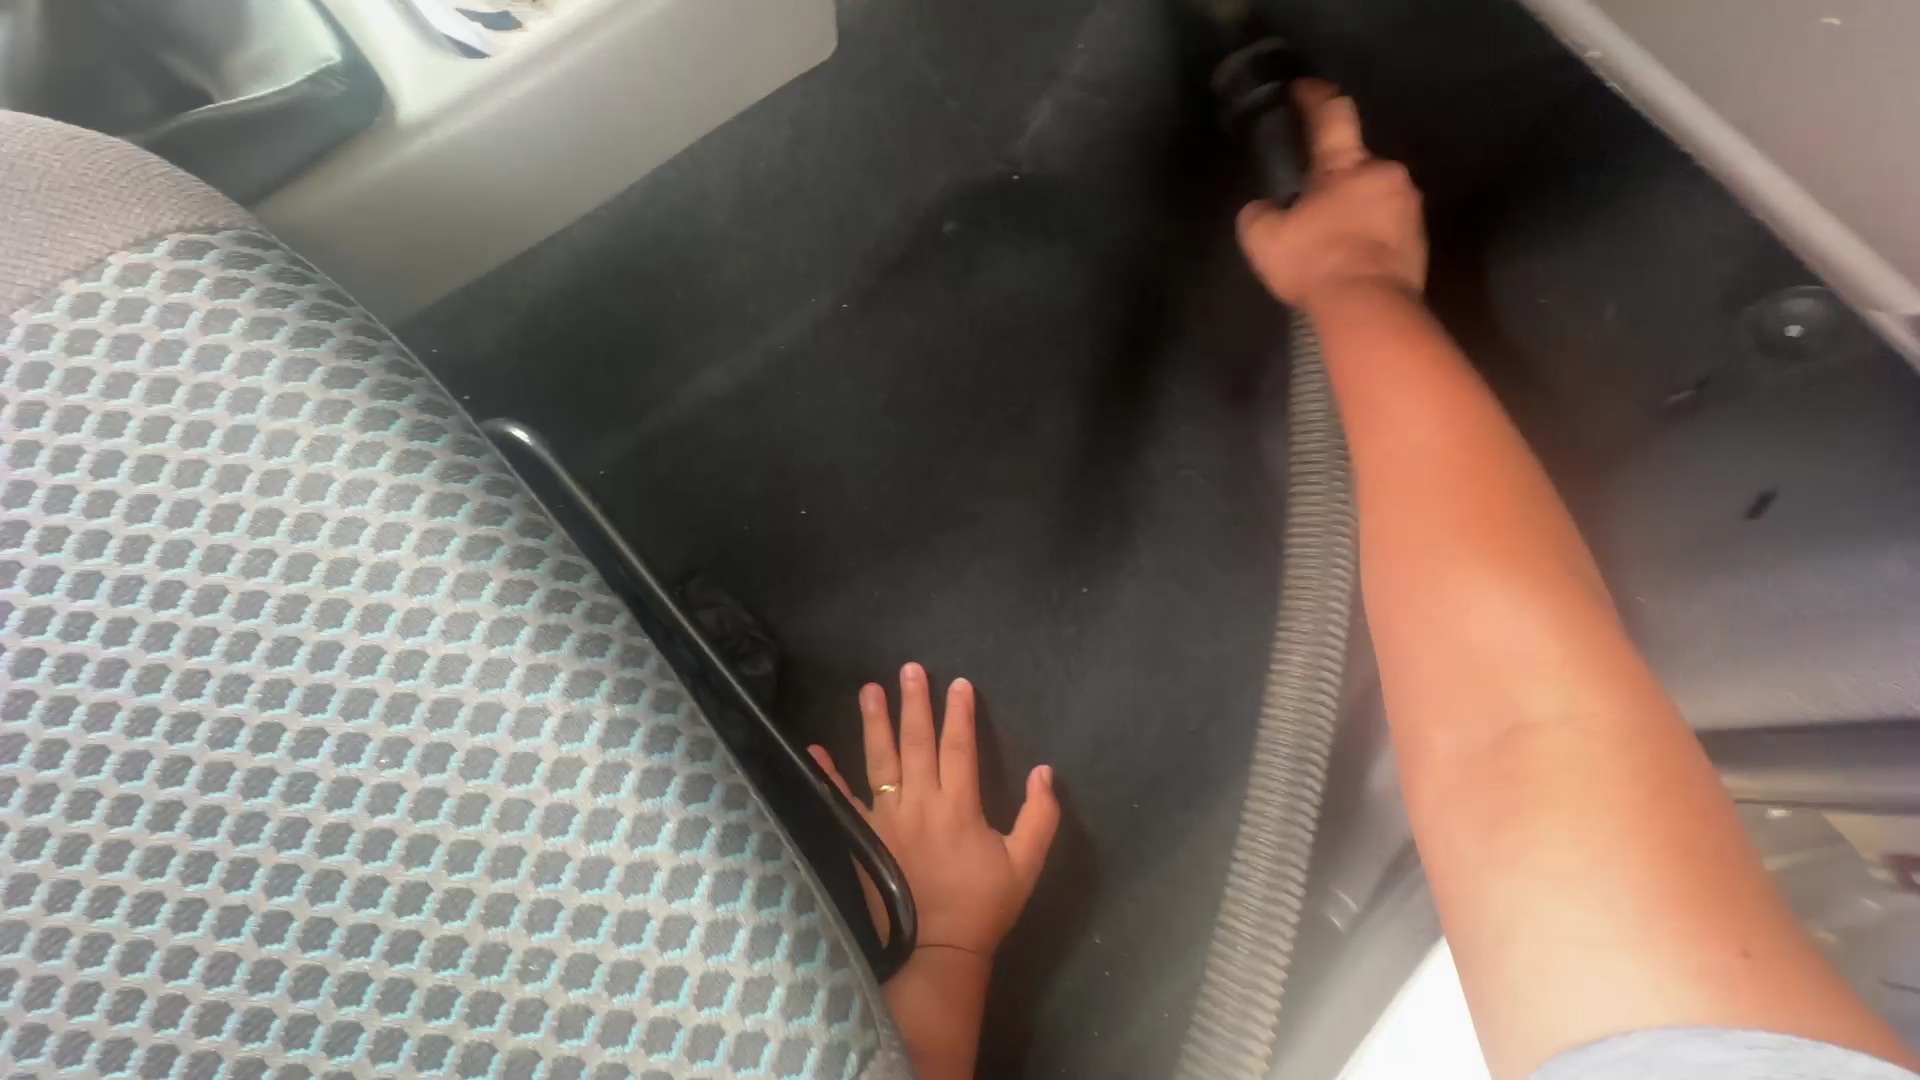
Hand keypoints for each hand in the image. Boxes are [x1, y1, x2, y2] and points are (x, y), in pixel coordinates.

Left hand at [809, 663, 1058, 957]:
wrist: (938, 951)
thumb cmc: (983, 906)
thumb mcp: (1026, 864)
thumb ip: (1040, 816)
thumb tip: (1046, 770)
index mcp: (959, 807)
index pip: (959, 747)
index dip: (960, 713)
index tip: (959, 682)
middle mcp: (920, 804)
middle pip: (917, 743)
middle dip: (916, 703)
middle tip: (910, 669)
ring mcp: (886, 820)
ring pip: (881, 762)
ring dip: (875, 723)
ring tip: (869, 690)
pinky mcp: (862, 838)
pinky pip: (842, 800)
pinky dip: (828, 774)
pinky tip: (816, 748)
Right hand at [1237, 78, 1427, 308]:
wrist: (1368, 305)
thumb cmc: (1315, 262)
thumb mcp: (1263, 240)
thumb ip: (1257, 215)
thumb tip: (1262, 209)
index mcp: (1345, 165)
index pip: (1332, 115)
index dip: (1315, 98)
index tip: (1303, 90)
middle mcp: (1385, 174)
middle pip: (1355, 169)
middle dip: (1335, 185)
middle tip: (1311, 213)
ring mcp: (1409, 207)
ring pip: (1374, 200)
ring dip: (1354, 215)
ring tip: (1331, 248)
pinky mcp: (1420, 240)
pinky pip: (1388, 230)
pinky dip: (1369, 241)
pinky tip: (1349, 265)